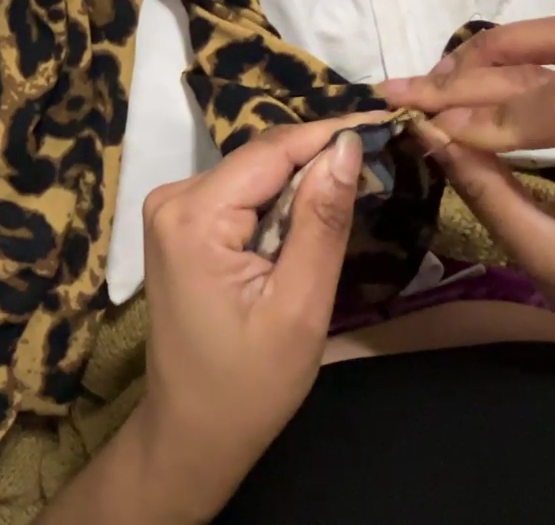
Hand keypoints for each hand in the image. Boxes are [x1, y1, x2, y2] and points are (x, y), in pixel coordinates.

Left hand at [133, 113, 385, 516]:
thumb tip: (345, 146)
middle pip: (259, 158)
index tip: (383, 122)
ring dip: (300, 180)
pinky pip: (238, 195)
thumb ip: (321, 222)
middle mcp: (172, 198)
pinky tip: (310, 215)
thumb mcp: (299, 307)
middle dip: (318, 158)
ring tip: (355, 183)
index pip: (271, 150)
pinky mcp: (179, 225)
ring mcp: (170, 210)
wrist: (191, 432)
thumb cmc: (248, 384)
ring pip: (252, 174)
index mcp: (193, 215)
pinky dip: (277, 201)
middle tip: (380, 157)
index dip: (329, 132)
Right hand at [379, 16, 554, 368]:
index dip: (491, 110)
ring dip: (499, 48)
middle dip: (477, 74)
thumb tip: (426, 131)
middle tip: (411, 93)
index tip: (432, 127)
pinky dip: (519, 54)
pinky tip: (478, 77)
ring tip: (443, 78)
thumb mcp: (543, 258)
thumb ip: (486, 191)